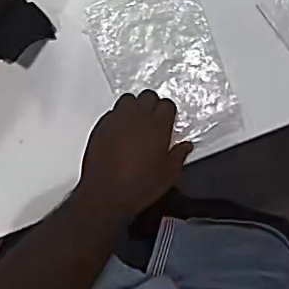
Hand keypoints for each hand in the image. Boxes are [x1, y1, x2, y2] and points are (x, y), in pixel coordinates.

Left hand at [73, 91, 193, 227]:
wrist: (106, 192)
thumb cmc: (137, 185)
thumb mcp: (168, 174)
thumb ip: (178, 155)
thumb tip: (185, 146)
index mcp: (157, 126)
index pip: (167, 104)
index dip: (168, 112)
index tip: (168, 121)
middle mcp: (137, 117)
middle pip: (148, 96)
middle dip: (152, 104)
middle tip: (154, 119)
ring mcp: (118, 118)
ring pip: (129, 99)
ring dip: (134, 107)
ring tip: (137, 122)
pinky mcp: (102, 125)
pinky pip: (113, 112)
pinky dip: (119, 117)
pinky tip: (121, 132)